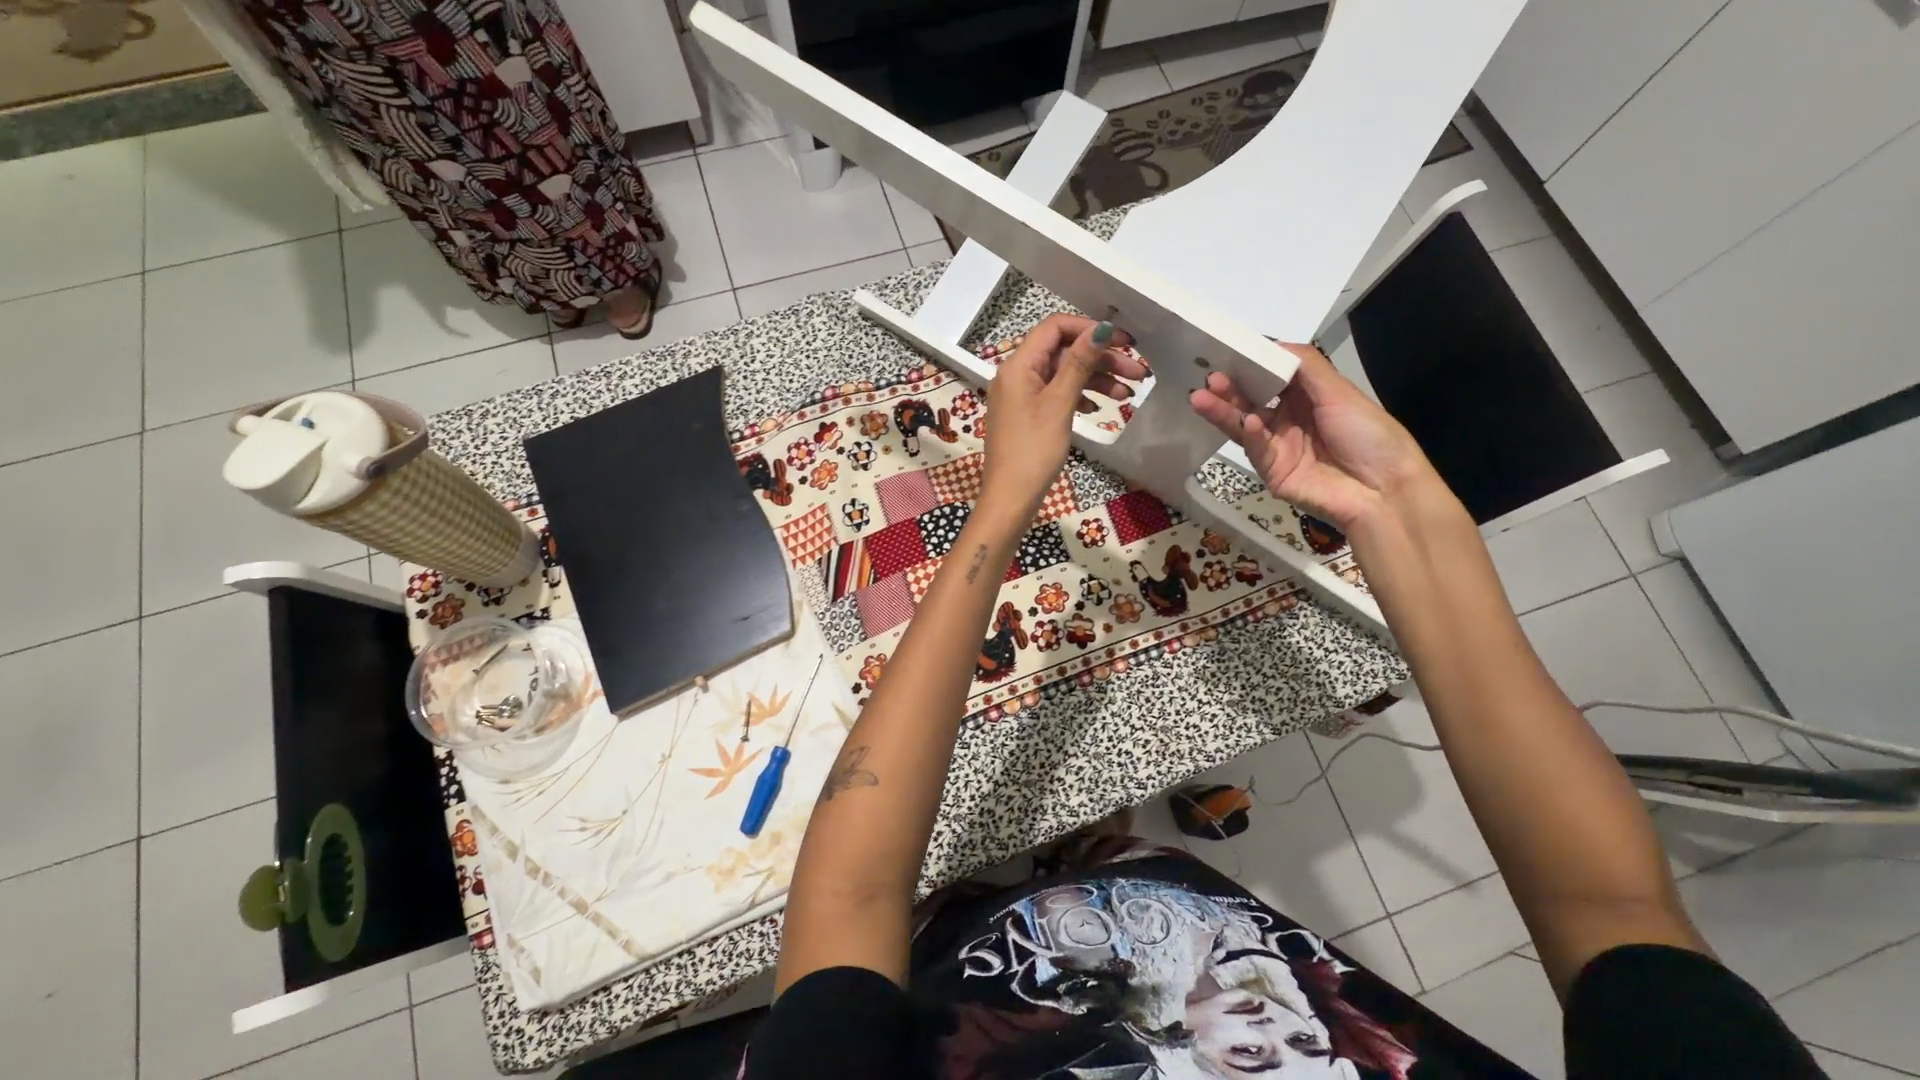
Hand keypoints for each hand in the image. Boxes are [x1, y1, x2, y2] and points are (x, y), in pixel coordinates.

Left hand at [980, 314, 1146, 520]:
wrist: (1010, 498)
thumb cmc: (1033, 450)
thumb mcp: (1059, 404)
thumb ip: (1080, 363)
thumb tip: (1101, 329)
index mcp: (1018, 365)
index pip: (1055, 328)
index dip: (1089, 329)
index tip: (1123, 341)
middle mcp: (1016, 374)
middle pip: (1063, 352)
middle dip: (1101, 358)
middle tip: (1138, 372)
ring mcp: (1021, 396)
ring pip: (1064, 374)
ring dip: (1096, 379)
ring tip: (1129, 394)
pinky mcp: (1028, 415)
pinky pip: (1057, 394)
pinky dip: (1081, 396)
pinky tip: (1102, 408)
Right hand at [1188, 341, 1433, 531]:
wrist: (1384, 490)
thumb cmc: (1368, 434)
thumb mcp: (1339, 391)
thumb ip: (1305, 366)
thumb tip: (1271, 344)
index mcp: (1308, 397)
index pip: (1270, 377)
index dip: (1250, 364)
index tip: (1226, 350)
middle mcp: (1289, 419)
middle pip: (1252, 400)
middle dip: (1230, 387)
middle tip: (1209, 375)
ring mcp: (1278, 447)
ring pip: (1245, 424)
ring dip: (1224, 410)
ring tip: (1201, 396)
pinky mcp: (1272, 472)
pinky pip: (1257, 449)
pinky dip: (1250, 433)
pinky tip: (1247, 421)